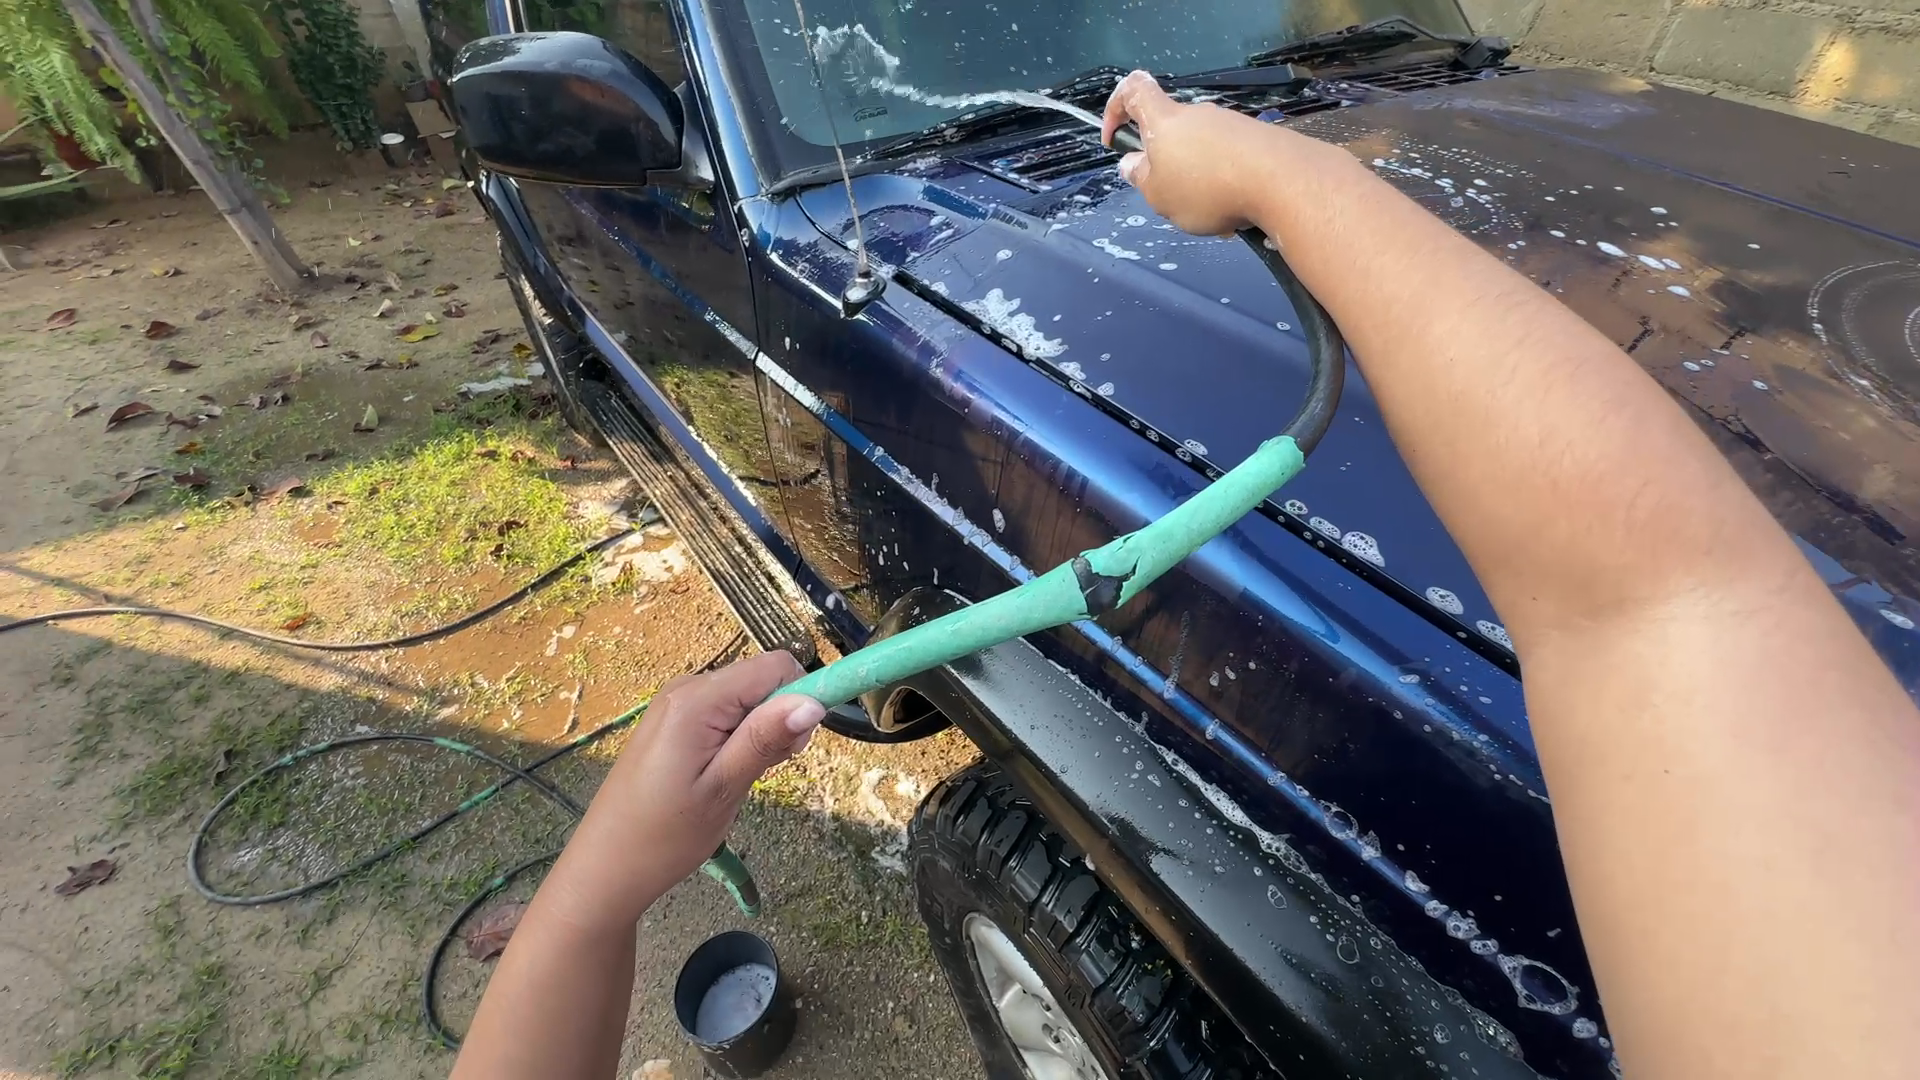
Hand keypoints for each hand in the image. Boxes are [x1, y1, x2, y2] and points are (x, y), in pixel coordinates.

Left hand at [541, 651, 824, 929]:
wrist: (604, 871)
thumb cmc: (664, 838)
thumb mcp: (723, 790)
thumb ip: (765, 738)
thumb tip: (814, 701)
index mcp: (697, 700)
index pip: (775, 666)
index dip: (800, 697)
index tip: (794, 748)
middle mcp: (687, 687)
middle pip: (762, 679)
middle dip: (780, 718)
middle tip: (766, 770)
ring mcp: (678, 702)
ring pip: (749, 696)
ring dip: (761, 730)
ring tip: (740, 777)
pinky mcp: (675, 719)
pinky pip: (728, 710)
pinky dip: (741, 735)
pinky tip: (725, 771)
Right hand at [1101, 70, 1309, 235]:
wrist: (1279, 181)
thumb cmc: (1206, 188)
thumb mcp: (1158, 194)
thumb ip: (1140, 178)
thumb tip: (1132, 164)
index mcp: (1165, 122)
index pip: (1133, 90)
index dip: (1115, 109)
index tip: (1113, 140)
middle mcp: (1196, 115)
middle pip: (1168, 133)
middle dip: (1162, 167)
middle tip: (1167, 199)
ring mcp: (1226, 125)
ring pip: (1196, 154)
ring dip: (1193, 183)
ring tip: (1204, 216)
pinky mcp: (1252, 140)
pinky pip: (1223, 163)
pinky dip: (1218, 187)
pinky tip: (1230, 214)